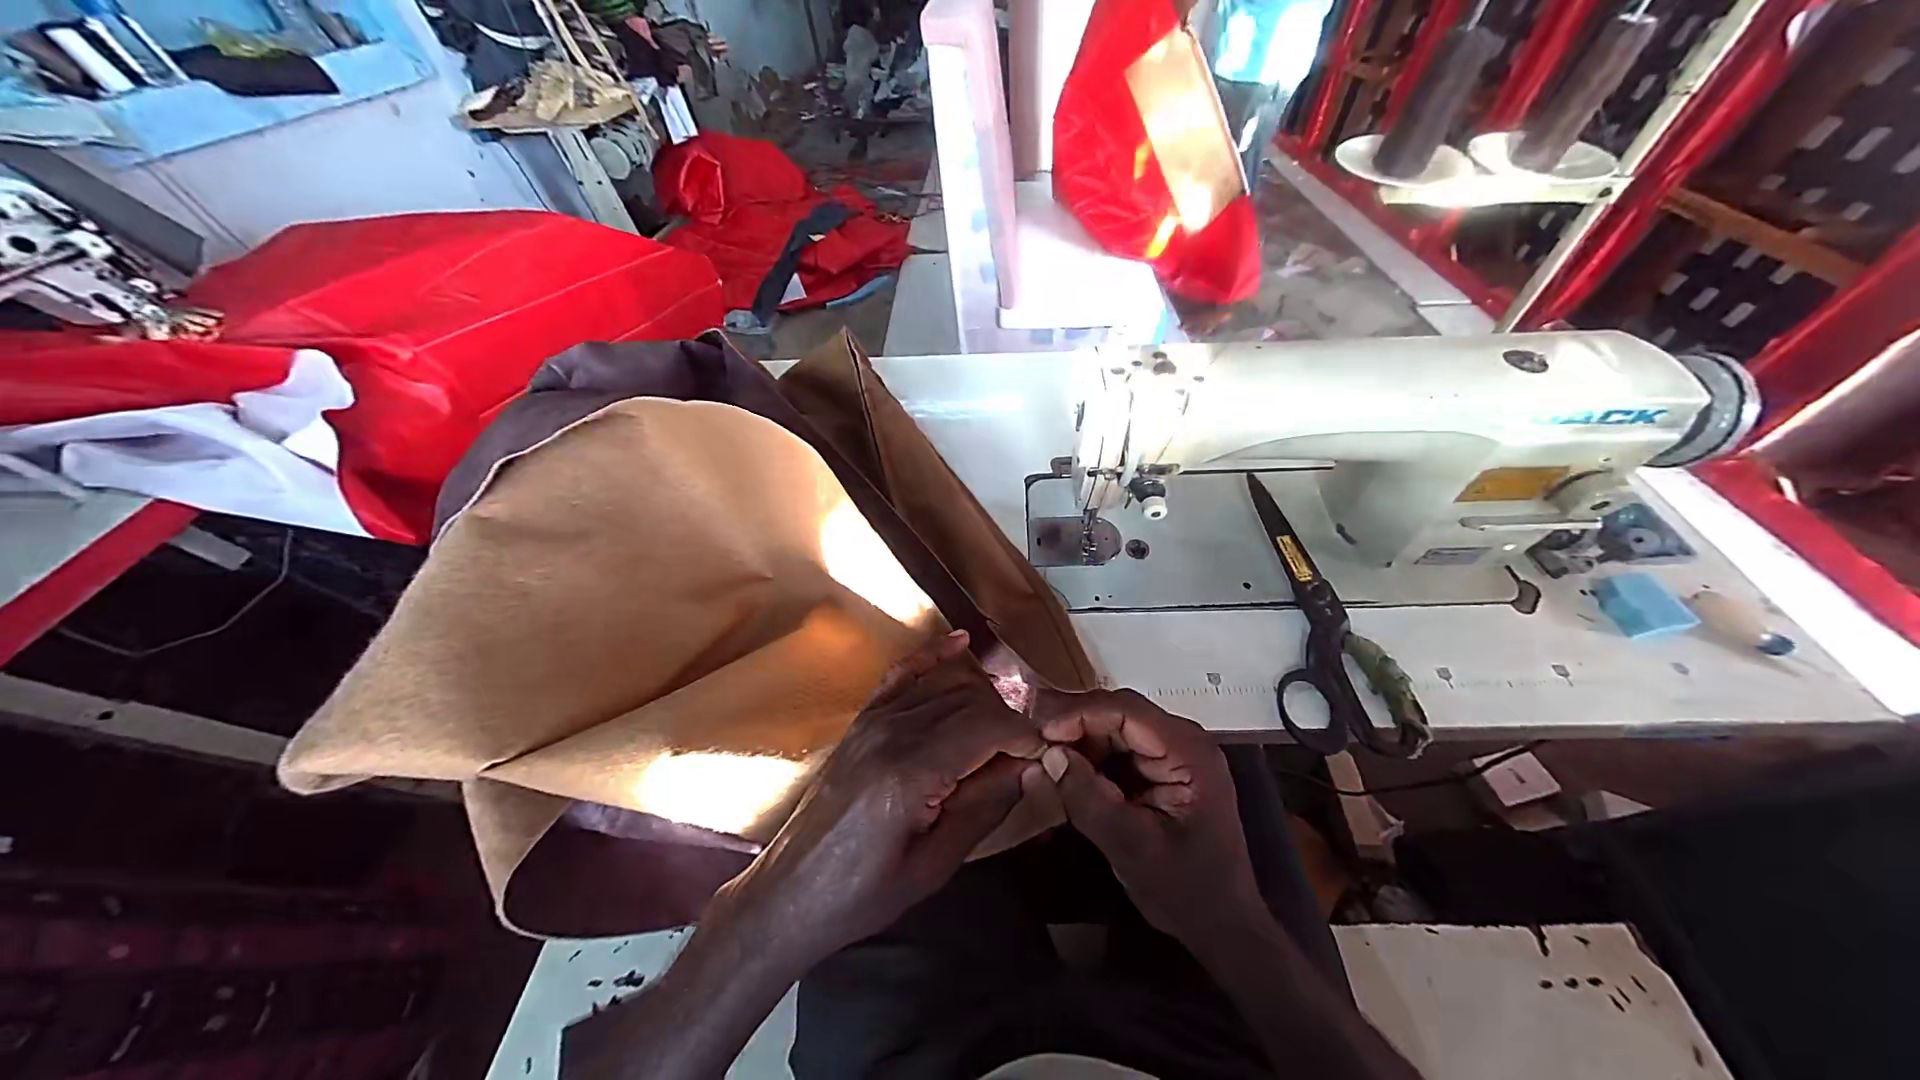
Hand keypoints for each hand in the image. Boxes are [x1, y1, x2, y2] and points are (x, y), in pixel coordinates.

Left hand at [710, 630, 1042, 969]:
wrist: (790, 894)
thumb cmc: (862, 894)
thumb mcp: (933, 865)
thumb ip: (984, 808)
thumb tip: (1028, 767)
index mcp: (911, 770)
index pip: (988, 726)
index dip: (1026, 735)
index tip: (1047, 753)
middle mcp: (892, 731)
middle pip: (971, 699)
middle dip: (1009, 719)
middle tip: (1030, 751)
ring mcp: (873, 720)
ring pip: (945, 684)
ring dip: (984, 697)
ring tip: (1007, 728)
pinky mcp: (862, 720)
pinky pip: (903, 673)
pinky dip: (933, 655)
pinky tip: (962, 644)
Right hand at [1029, 689, 1264, 946]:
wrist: (1221, 926)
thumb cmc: (1186, 890)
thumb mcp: (1131, 847)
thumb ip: (1088, 799)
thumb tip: (1048, 755)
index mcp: (1188, 752)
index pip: (1126, 711)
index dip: (1079, 714)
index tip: (1040, 734)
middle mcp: (1183, 741)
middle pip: (1119, 713)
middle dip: (1074, 723)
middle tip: (1031, 739)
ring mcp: (1173, 753)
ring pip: (1115, 727)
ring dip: (1079, 739)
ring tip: (1042, 754)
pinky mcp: (1161, 769)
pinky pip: (1119, 748)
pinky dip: (1090, 756)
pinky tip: (1065, 770)